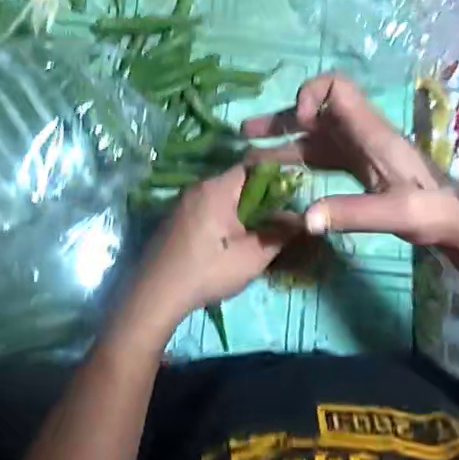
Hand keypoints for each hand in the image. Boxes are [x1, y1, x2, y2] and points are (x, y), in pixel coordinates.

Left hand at [129, 167, 289, 322]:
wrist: (155, 295)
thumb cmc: (208, 270)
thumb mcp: (253, 256)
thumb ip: (281, 233)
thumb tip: (302, 219)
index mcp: (217, 188)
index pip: (253, 164)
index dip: (277, 172)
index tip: (295, 186)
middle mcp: (198, 187)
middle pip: (237, 180)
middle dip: (262, 193)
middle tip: (282, 210)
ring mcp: (182, 203)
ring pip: (221, 195)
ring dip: (242, 207)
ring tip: (261, 225)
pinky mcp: (174, 219)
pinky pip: (207, 208)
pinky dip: (224, 216)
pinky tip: (233, 237)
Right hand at [241, 74, 458, 247]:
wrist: (457, 221)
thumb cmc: (434, 210)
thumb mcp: (397, 214)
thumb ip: (352, 213)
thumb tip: (306, 219)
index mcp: (372, 132)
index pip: (338, 87)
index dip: (311, 94)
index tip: (299, 123)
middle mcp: (363, 133)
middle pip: (317, 111)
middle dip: (281, 118)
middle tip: (246, 134)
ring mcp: (361, 149)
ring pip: (316, 135)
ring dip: (283, 141)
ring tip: (248, 156)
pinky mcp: (361, 166)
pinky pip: (323, 155)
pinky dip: (299, 159)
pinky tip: (281, 176)